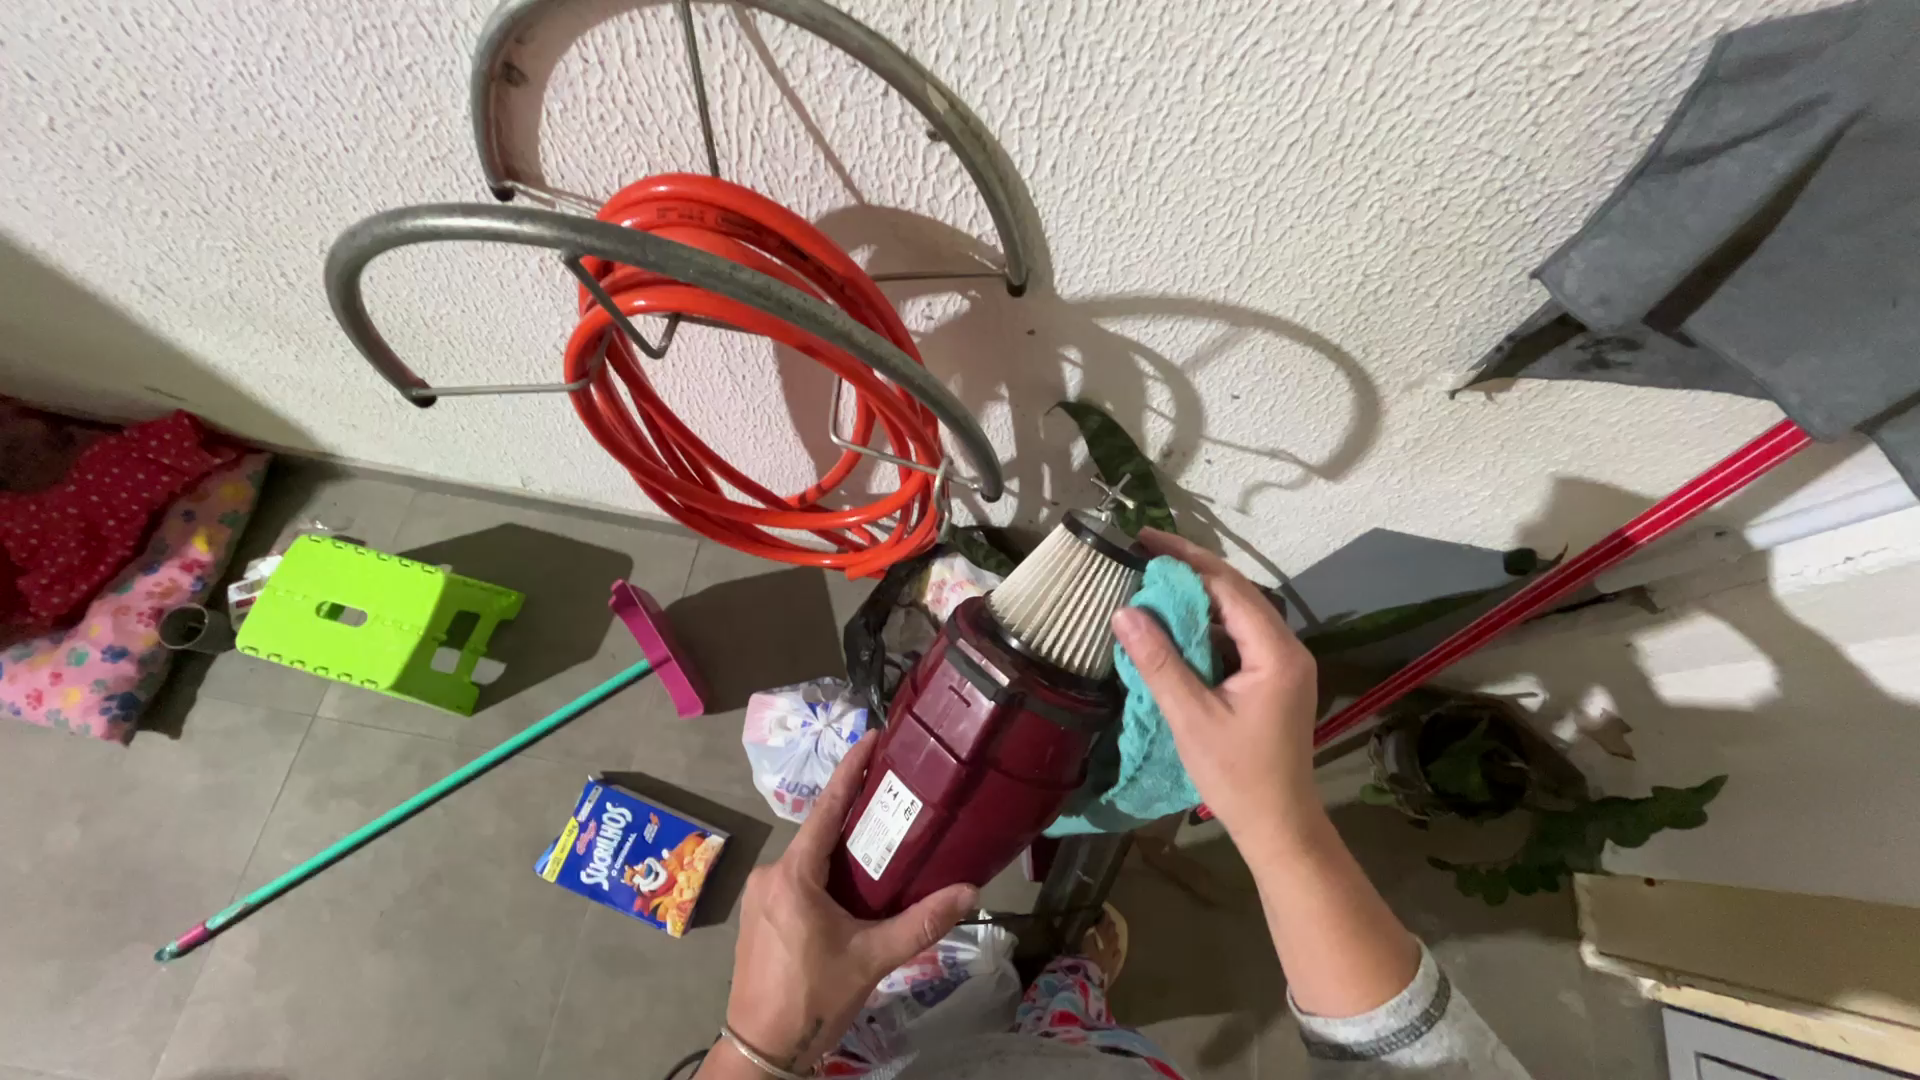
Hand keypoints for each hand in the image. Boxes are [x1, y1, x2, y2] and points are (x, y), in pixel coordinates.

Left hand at [716, 736, 977, 1075]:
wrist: (760, 1053)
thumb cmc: (812, 998)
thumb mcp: (871, 959)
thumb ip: (920, 923)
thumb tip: (969, 891)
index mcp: (794, 874)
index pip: (826, 807)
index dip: (851, 769)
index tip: (872, 737)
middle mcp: (772, 874)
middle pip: (819, 831)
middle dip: (853, 812)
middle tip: (892, 794)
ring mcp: (760, 895)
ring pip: (808, 857)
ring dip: (840, 848)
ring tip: (880, 842)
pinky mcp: (759, 916)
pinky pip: (797, 878)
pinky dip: (824, 872)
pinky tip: (849, 887)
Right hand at [1111, 528, 1321, 849]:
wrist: (1278, 825)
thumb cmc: (1237, 775)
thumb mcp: (1191, 716)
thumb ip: (1159, 661)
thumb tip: (1124, 611)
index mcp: (1275, 652)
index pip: (1228, 587)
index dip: (1185, 559)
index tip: (1144, 539)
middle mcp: (1286, 648)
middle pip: (1235, 592)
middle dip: (1190, 569)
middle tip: (1143, 553)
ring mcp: (1281, 664)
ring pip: (1236, 613)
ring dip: (1196, 596)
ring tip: (1152, 582)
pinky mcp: (1271, 679)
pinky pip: (1236, 636)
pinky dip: (1204, 624)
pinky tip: (1174, 624)